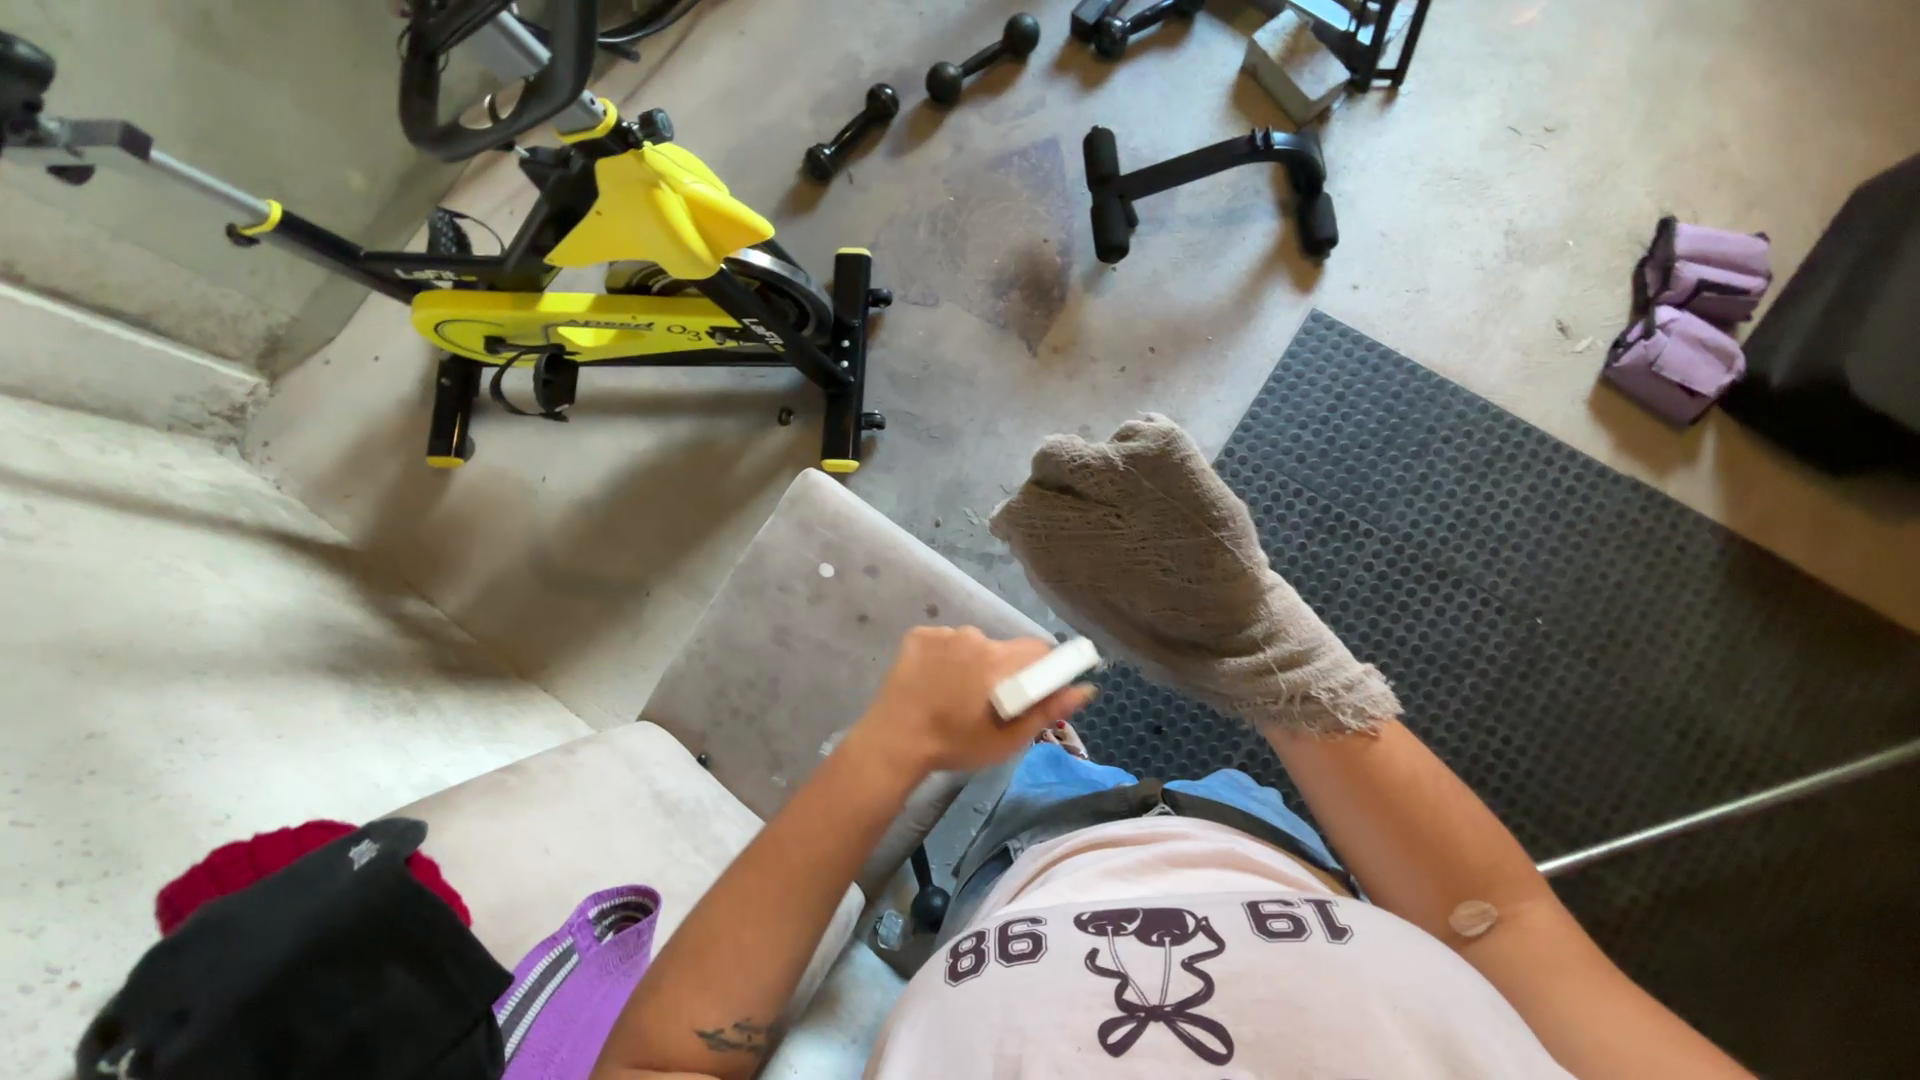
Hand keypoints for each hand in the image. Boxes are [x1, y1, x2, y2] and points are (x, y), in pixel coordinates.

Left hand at [852, 626, 1094, 773]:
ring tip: (954, 695)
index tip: (1029, 692)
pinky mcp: (918, 636)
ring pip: (972, 644)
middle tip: (986, 703)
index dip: (1040, 670)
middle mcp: (974, 637)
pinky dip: (943, 657)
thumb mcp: (1007, 739)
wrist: (893, 742)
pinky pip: (943, 641)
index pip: (1039, 650)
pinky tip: (932, 682)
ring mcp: (943, 633)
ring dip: (971, 663)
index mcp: (1000, 661)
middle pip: (1004, 648)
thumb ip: (1048, 711)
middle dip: (1002, 670)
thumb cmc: (955, 745)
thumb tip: (1084, 688)